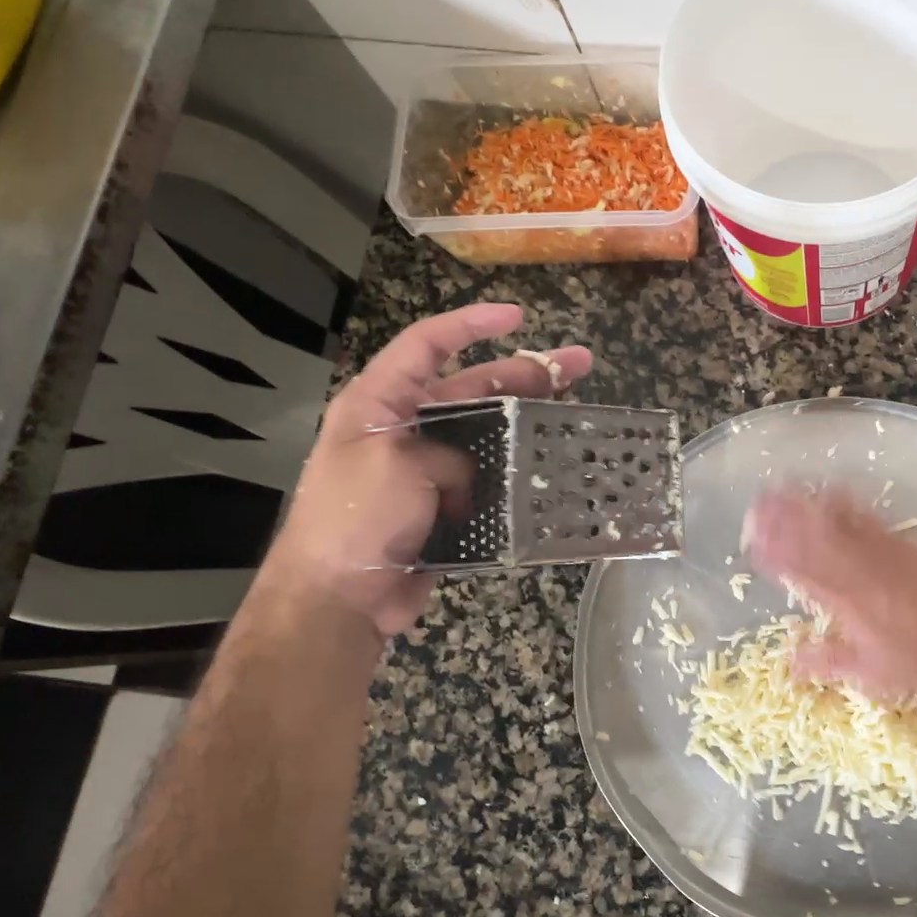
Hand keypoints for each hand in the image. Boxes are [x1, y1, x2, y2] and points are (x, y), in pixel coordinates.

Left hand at [266, 303, 591, 637]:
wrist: (338, 599)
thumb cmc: (354, 520)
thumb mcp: (396, 466)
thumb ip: (445, 451)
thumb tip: (469, 469)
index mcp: (377, 404)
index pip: (426, 345)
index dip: (471, 324)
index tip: (518, 317)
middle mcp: (403, 428)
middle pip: (471, 386)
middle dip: (524, 372)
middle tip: (578, 366)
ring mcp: (426, 468)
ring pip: (487, 432)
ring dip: (527, 421)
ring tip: (573, 412)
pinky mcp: (443, 504)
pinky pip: (488, 477)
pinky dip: (516, 471)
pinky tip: (550, 468)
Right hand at [741, 487, 916, 699]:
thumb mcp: (873, 673)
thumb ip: (828, 663)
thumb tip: (790, 663)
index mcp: (844, 600)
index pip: (800, 572)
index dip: (775, 555)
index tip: (753, 541)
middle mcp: (857, 569)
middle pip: (811, 538)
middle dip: (782, 520)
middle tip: (757, 504)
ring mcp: (879, 550)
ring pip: (834, 522)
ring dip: (804, 505)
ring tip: (780, 489)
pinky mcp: (901, 540)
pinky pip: (865, 515)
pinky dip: (843, 502)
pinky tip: (831, 489)